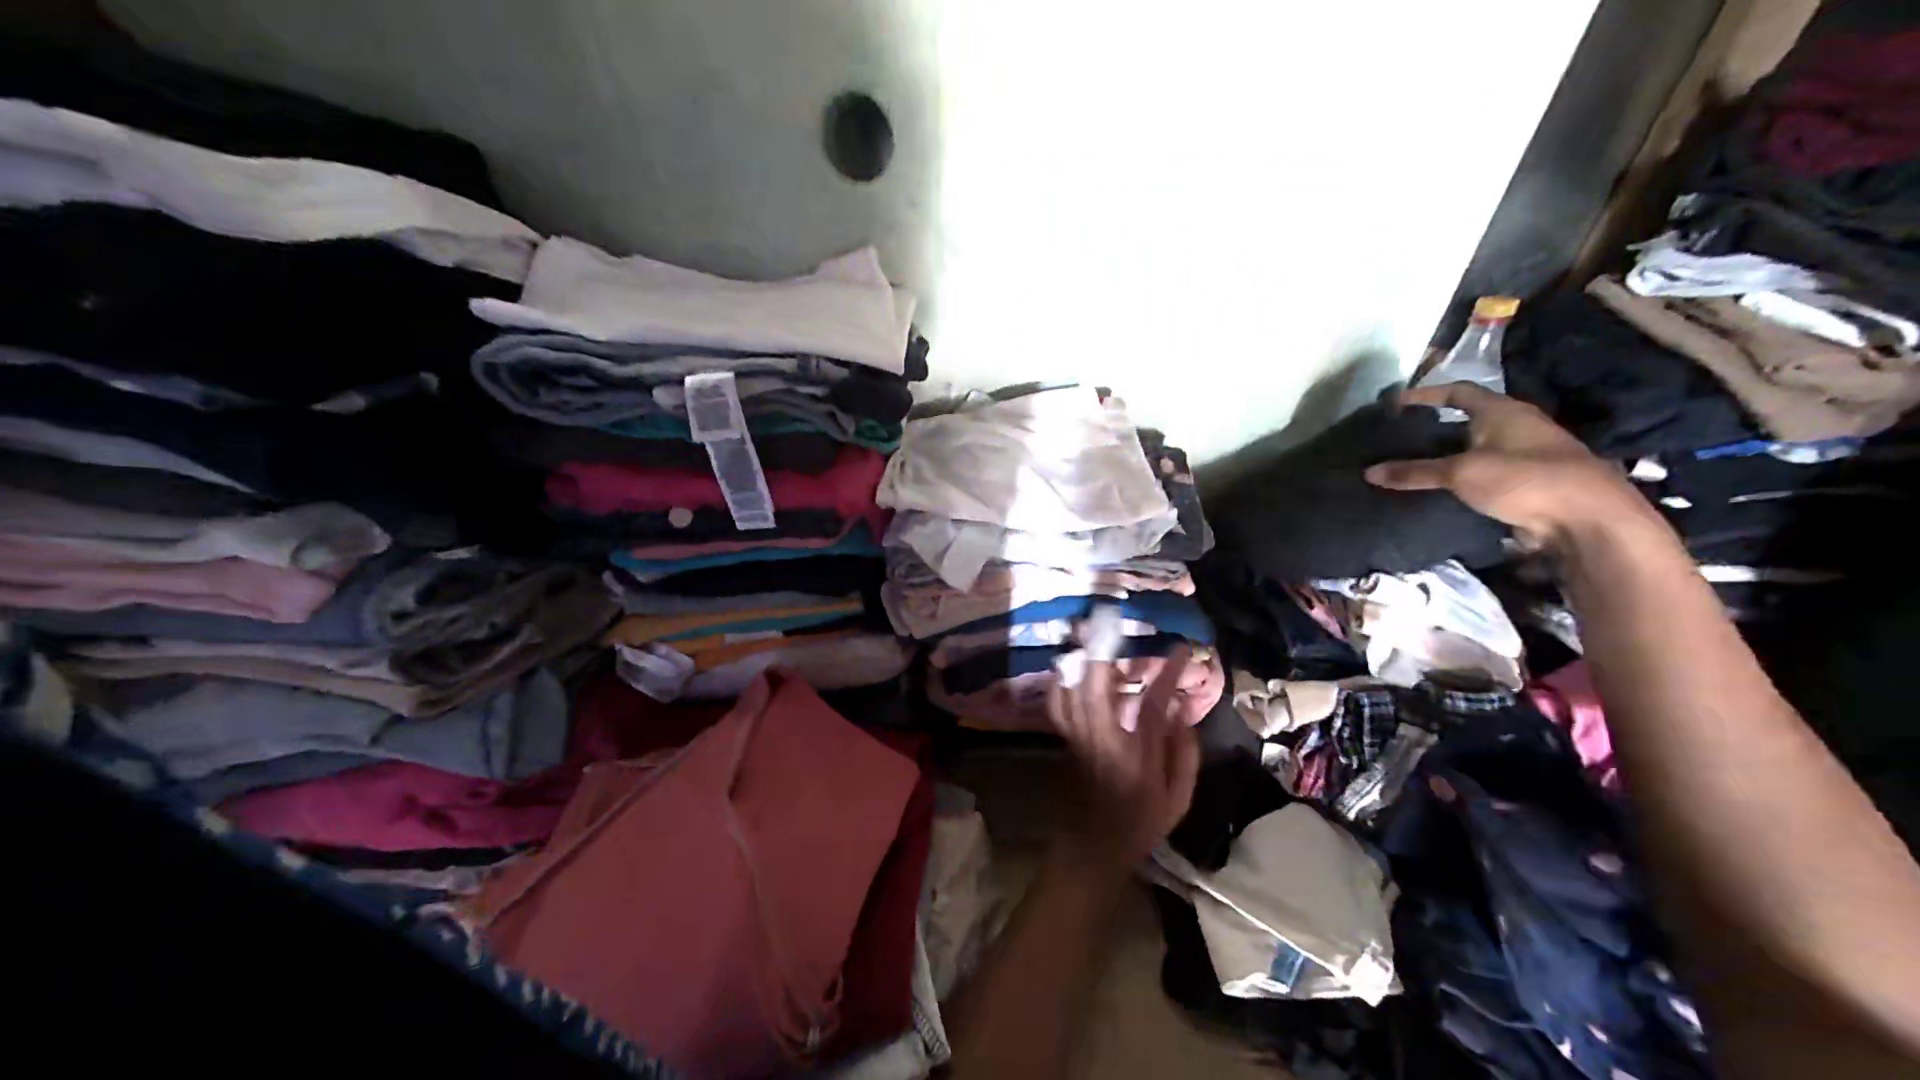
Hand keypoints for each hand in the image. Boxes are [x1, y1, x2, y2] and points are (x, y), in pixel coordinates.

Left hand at [1045, 648, 1200, 868]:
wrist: (1091, 850)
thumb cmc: (1139, 824)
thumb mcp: (1177, 799)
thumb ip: (1183, 753)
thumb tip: (1182, 710)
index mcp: (1135, 754)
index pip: (1153, 703)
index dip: (1167, 673)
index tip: (1181, 649)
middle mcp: (1101, 738)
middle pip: (1096, 685)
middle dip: (1104, 650)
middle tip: (1112, 622)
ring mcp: (1077, 737)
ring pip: (1071, 690)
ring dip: (1078, 660)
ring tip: (1087, 634)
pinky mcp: (1064, 740)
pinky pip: (1059, 704)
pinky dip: (1061, 681)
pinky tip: (1067, 665)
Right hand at [1364, 382, 1655, 550]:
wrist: (1585, 518)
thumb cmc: (1523, 478)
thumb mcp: (1461, 473)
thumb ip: (1415, 472)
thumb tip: (1368, 472)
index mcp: (1502, 411)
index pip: (1457, 391)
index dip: (1425, 394)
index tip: (1394, 404)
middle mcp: (1514, 427)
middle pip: (1465, 421)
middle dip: (1432, 429)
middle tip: (1395, 440)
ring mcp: (1523, 456)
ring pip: (1473, 450)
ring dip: (1445, 458)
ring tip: (1408, 468)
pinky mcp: (1525, 484)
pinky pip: (1482, 475)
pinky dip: (1459, 480)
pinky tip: (1437, 492)